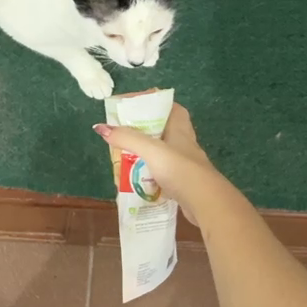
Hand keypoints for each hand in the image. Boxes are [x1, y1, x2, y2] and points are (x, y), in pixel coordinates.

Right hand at [93, 104, 234, 222]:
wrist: (206, 203)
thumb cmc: (181, 170)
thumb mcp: (152, 150)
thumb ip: (127, 138)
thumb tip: (100, 127)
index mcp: (180, 129)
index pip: (169, 107)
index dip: (152, 102)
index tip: (131, 106)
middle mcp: (183, 143)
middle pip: (162, 129)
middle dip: (142, 129)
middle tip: (122, 132)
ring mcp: (184, 163)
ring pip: (161, 151)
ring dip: (144, 152)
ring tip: (124, 155)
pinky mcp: (182, 181)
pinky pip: (161, 171)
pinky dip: (148, 172)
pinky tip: (136, 178)